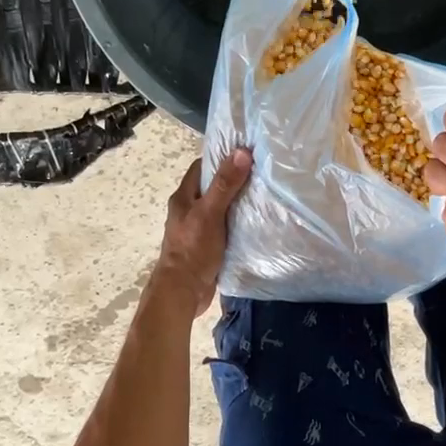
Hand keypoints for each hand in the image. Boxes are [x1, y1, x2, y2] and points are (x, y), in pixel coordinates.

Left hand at [148, 148, 252, 317]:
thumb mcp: (210, 213)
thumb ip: (225, 184)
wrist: (182, 294)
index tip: (246, 153)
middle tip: (260, 172)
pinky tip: (255, 222)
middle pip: (212, 186)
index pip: (202, 167)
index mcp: (183, 197)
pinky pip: (224, 227)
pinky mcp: (207, 246)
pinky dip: (237, 223)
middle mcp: (188, 210)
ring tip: (263, 195)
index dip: (221, 158)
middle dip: (233, 179)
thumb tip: (242, 152)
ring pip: (219, 207)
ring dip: (236, 202)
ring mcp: (197, 228)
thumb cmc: (193, 249)